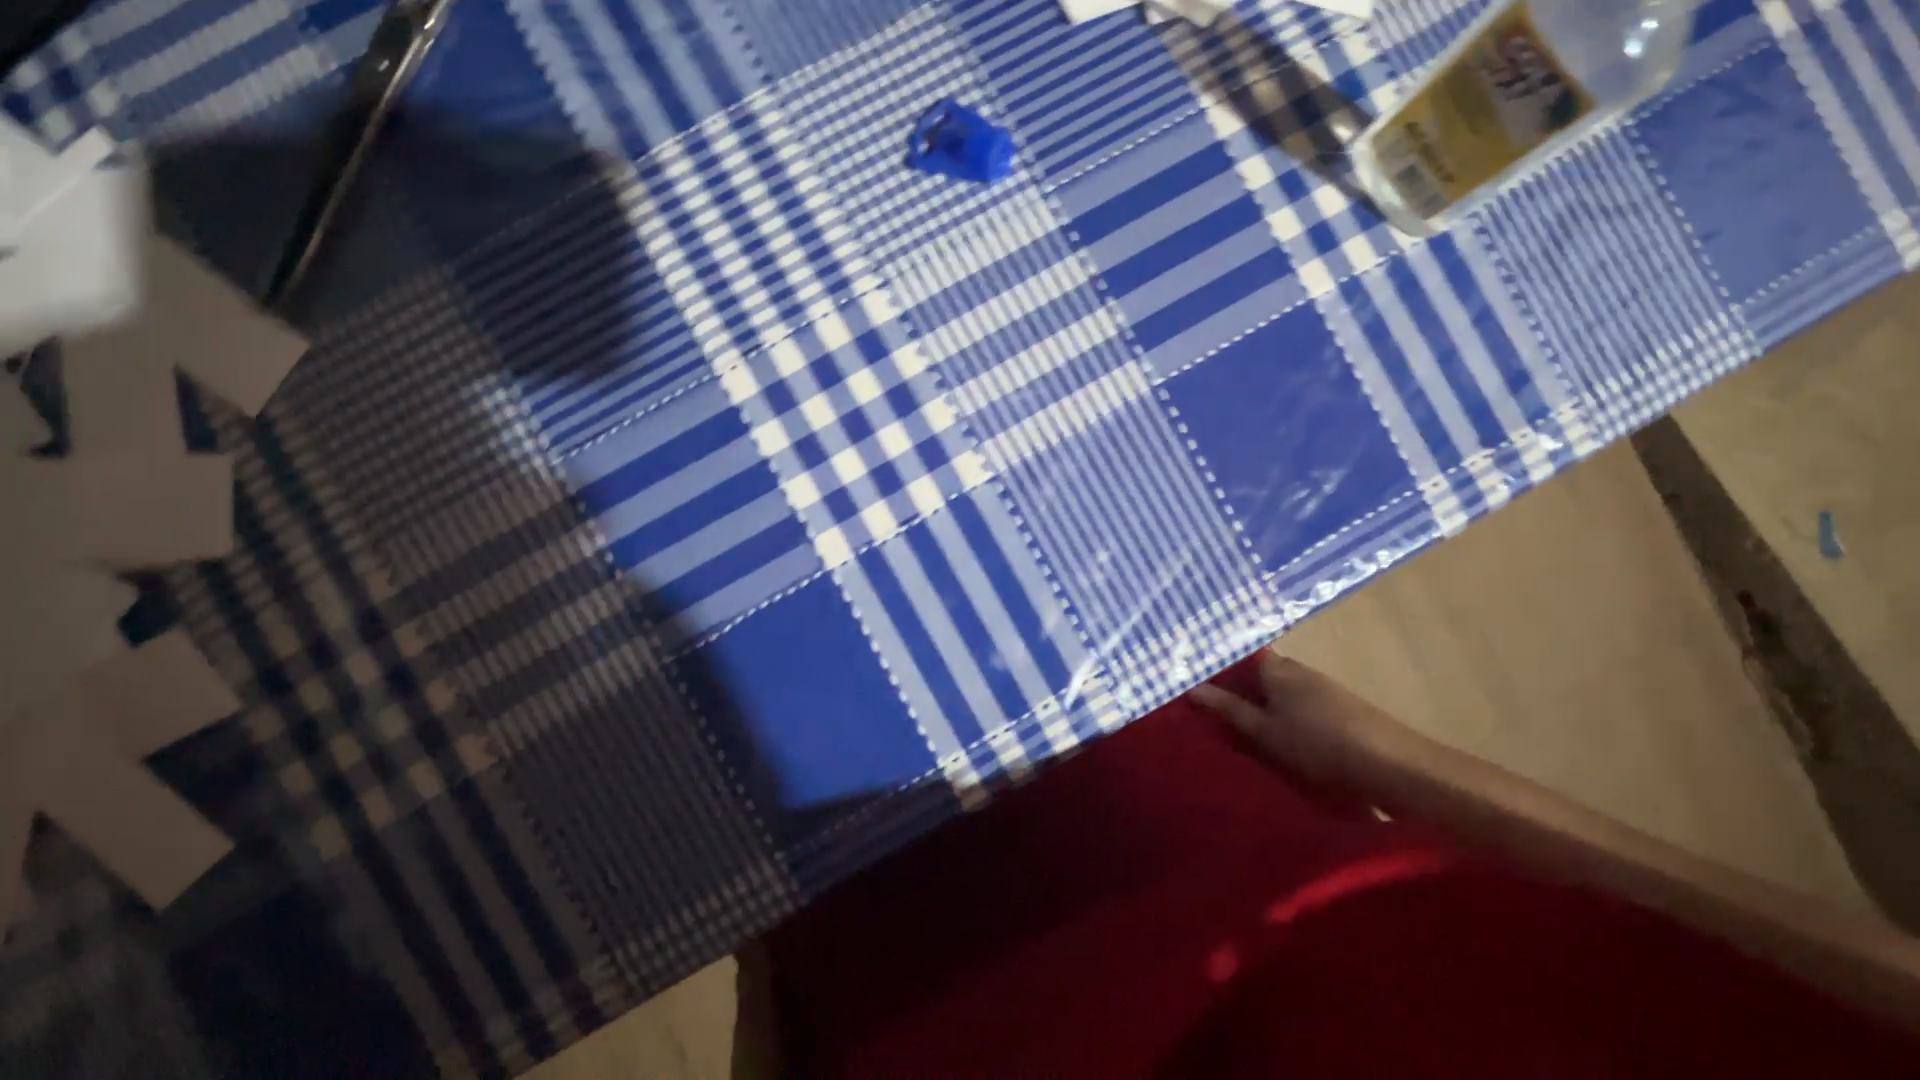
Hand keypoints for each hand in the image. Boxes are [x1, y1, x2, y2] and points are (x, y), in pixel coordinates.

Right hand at [1185, 650, 1418, 784]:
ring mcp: (1320, 687)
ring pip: (1278, 689)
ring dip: (1259, 702)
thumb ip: (1229, 709)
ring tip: (1235, 725)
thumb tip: (1191, 686)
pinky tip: (1273, 734)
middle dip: (1235, 686)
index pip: (1238, 654)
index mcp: (1277, 668)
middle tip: (1206, 707)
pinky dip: (1280, 714)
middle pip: (1258, 672)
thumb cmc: (1319, 743)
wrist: (1390, 765)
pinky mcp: (1337, 708)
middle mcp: (1298, 669)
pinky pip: (1295, 703)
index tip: (1192, 678)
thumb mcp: (1265, 731)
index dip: (1216, 665)